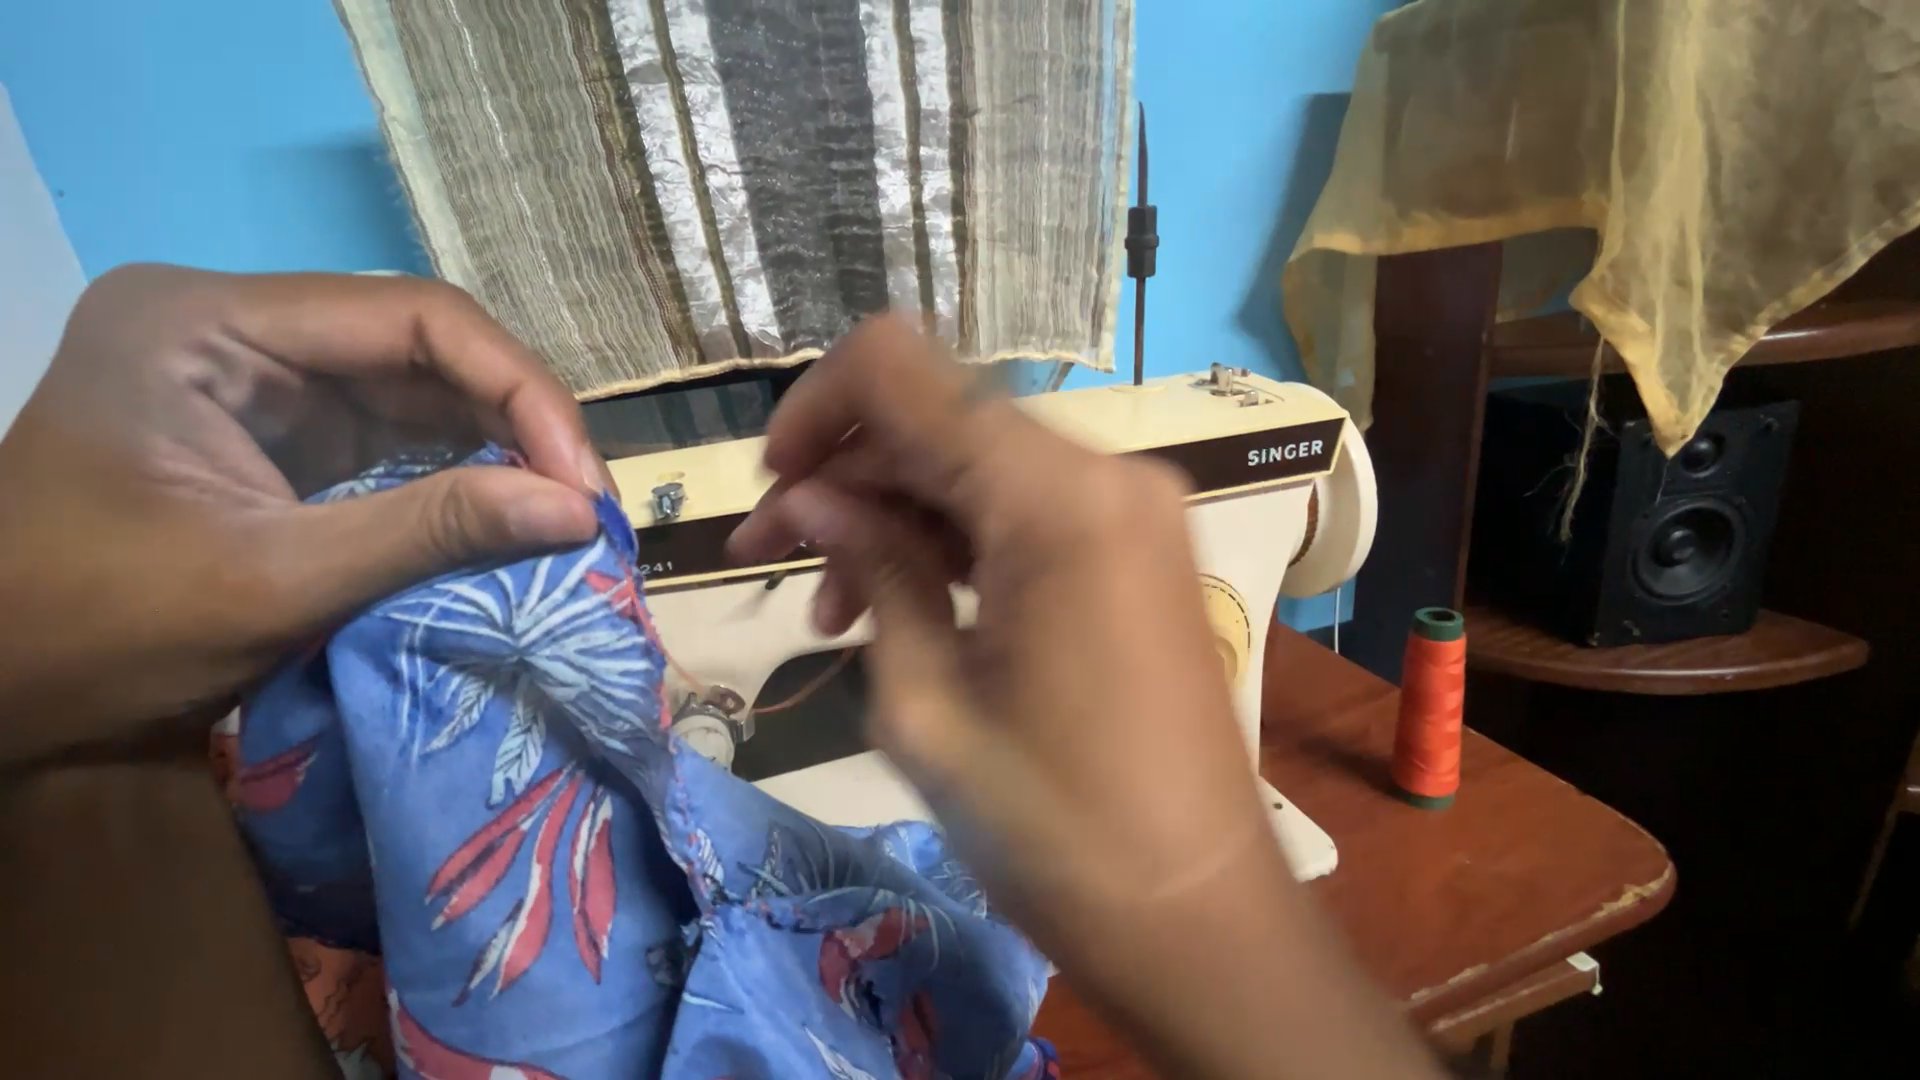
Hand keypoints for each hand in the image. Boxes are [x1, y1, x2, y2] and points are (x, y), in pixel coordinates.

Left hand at [0, 265, 607, 766]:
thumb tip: (579, 514)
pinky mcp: (309, 435)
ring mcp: (283, 382)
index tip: (580, 480)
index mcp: (211, 325)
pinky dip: (482, 478)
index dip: (522, 392)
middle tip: (589, 503)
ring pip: (442, 393)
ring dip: (516, 451)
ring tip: (571, 511)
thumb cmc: (89, 632)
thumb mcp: (273, 580)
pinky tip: (523, 513)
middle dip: (529, 425)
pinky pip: (422, 439)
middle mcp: (255, 331)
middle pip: (440, 350)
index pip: (419, 319)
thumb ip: (434, 531)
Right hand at [729, 318, 1278, 960]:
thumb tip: (811, 497)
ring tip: (833, 606)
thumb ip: (872, 569)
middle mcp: (1106, 473)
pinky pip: (1023, 507)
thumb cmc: (1054, 831)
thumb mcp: (924, 703)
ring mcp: (1131, 507)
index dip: (817, 409)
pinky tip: (902, 601)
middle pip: (940, 415)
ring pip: (977, 462)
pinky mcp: (1135, 547)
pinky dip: (954, 535)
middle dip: (847, 472)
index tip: (772, 489)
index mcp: (1056, 498)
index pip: (902, 370)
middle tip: (775, 556)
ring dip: (894, 511)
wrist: (1198, 914)